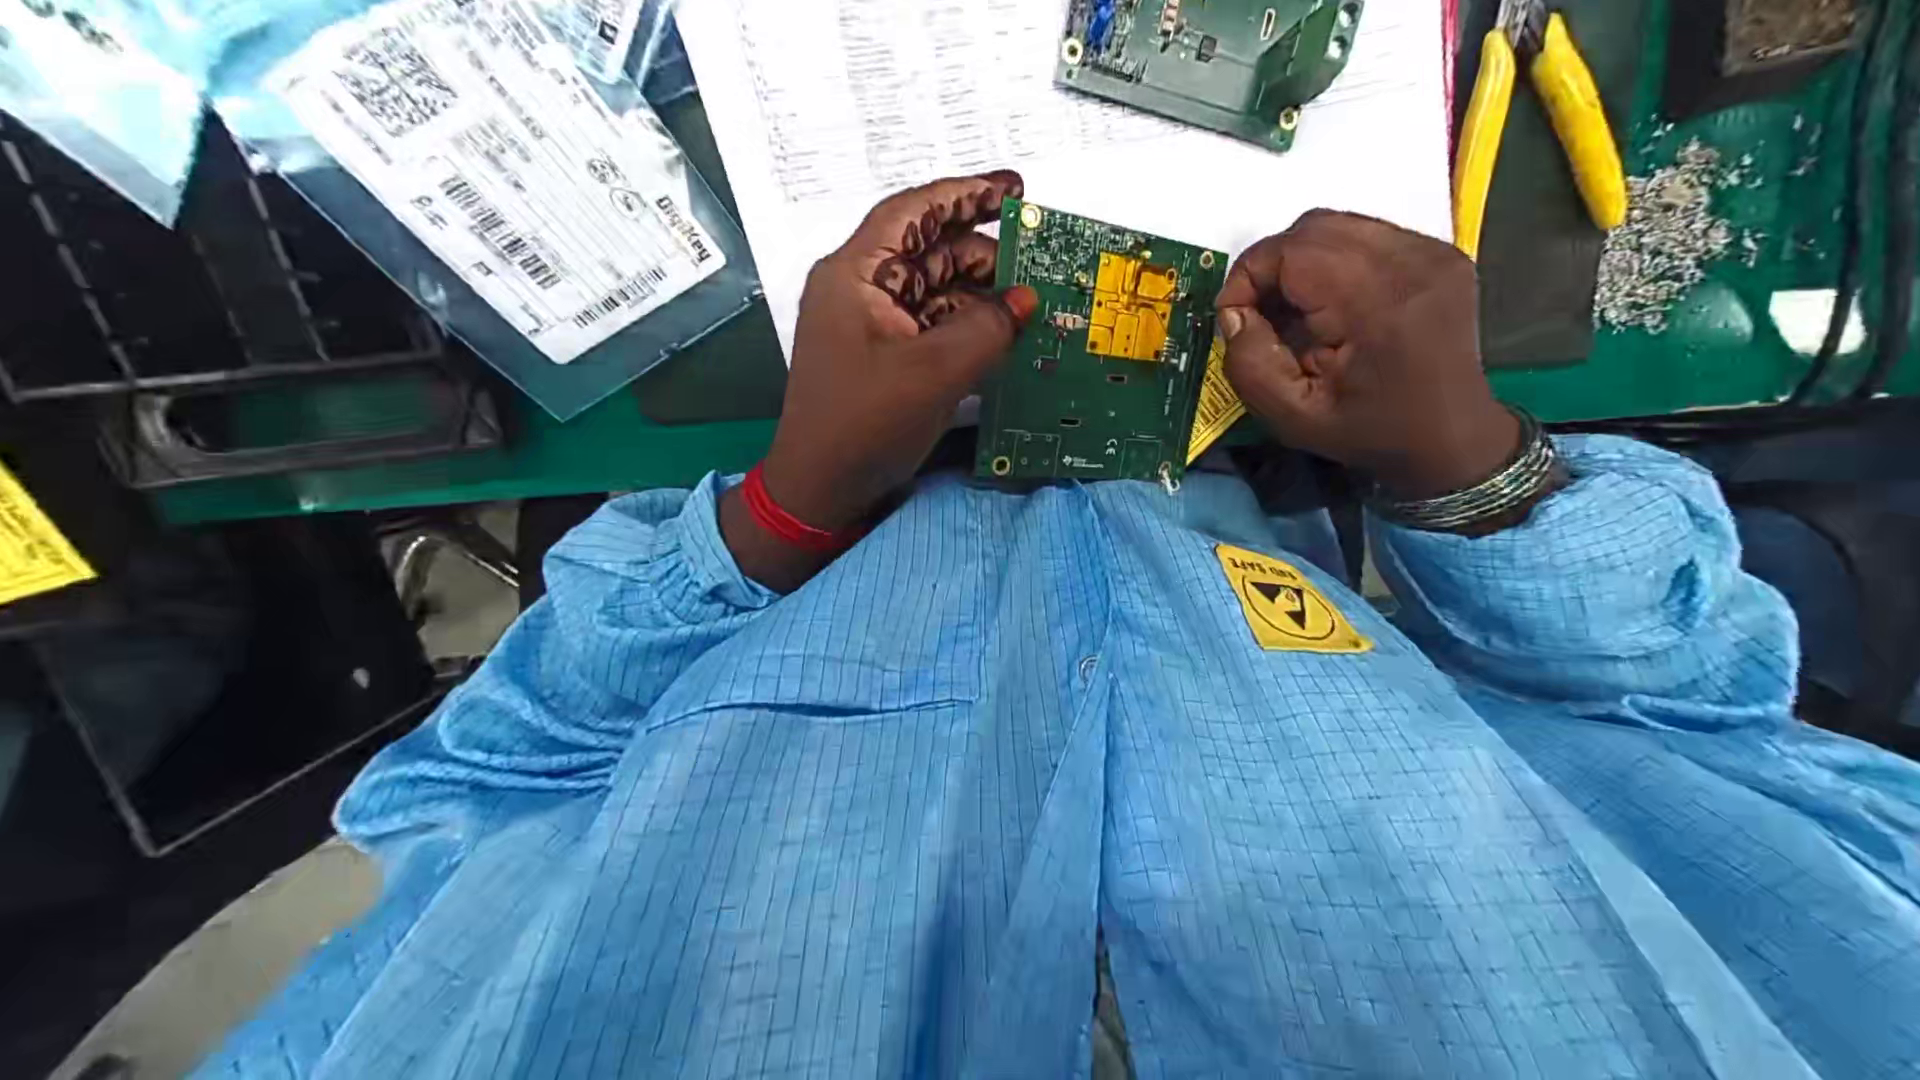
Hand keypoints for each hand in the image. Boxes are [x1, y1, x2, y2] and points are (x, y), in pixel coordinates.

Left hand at [721, 171, 1036, 589]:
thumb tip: (1025, 300)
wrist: (823, 490)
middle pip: (927, 253)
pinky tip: (999, 338)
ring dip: (978, 297)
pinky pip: (932, 329)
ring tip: (1025, 305)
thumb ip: (986, 328)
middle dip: (981, 255)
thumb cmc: (863, 425)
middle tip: (1033, 264)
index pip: (912, 213)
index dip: (964, 194)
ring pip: (934, 293)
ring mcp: (872, 328)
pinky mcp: (886, 360)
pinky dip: (965, 330)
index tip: (1013, 190)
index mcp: (854, 276)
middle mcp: (860, 292)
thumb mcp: (932, 372)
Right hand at [1215, 210, 1519, 498]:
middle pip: (1312, 228)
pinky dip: (1327, 263)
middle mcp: (1411, 262)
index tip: (1234, 319)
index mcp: (1378, 304)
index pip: (1292, 251)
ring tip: (1289, 312)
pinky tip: (1325, 306)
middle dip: (1268, 268)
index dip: (1247, 277)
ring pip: (1335, 225)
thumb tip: (1233, 315)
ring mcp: (1430, 252)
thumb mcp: (1291, 418)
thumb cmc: (1369, 432)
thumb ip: (1250, 365)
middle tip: (1256, 315)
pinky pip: (1361, 236)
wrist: (1450, 436)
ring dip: (1296, 263)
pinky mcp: (1436, 253)